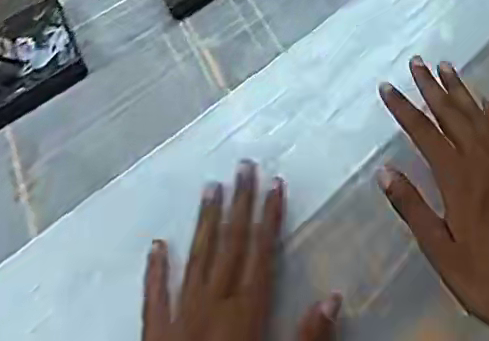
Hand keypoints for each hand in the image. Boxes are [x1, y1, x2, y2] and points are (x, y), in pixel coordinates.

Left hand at [144, 162, 339, 340]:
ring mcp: (180, 315)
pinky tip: (157, 244)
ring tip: (210, 186)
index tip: (275, 182)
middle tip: (243, 165)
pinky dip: (156, 268)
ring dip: (204, 221)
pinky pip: (154, 295)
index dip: (269, 216)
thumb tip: (334, 296)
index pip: (261, 252)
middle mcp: (212, 303)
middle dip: (239, 203)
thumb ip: (307, 337)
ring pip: (196, 257)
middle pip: (230, 244)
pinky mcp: (153, 334)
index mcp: (245, 311)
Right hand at [378, 58, 488, 340]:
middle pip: (451, 115)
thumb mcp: (439, 251)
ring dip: (460, 91)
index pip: (424, 133)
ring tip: (446, 67)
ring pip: (477, 117)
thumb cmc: (482, 278)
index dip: (403, 108)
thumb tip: (384, 171)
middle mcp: (481, 163)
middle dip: (431, 87)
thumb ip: (412, 208)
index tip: (387, 87)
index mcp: (458, 179)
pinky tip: (486, 102)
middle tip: (416, 62)